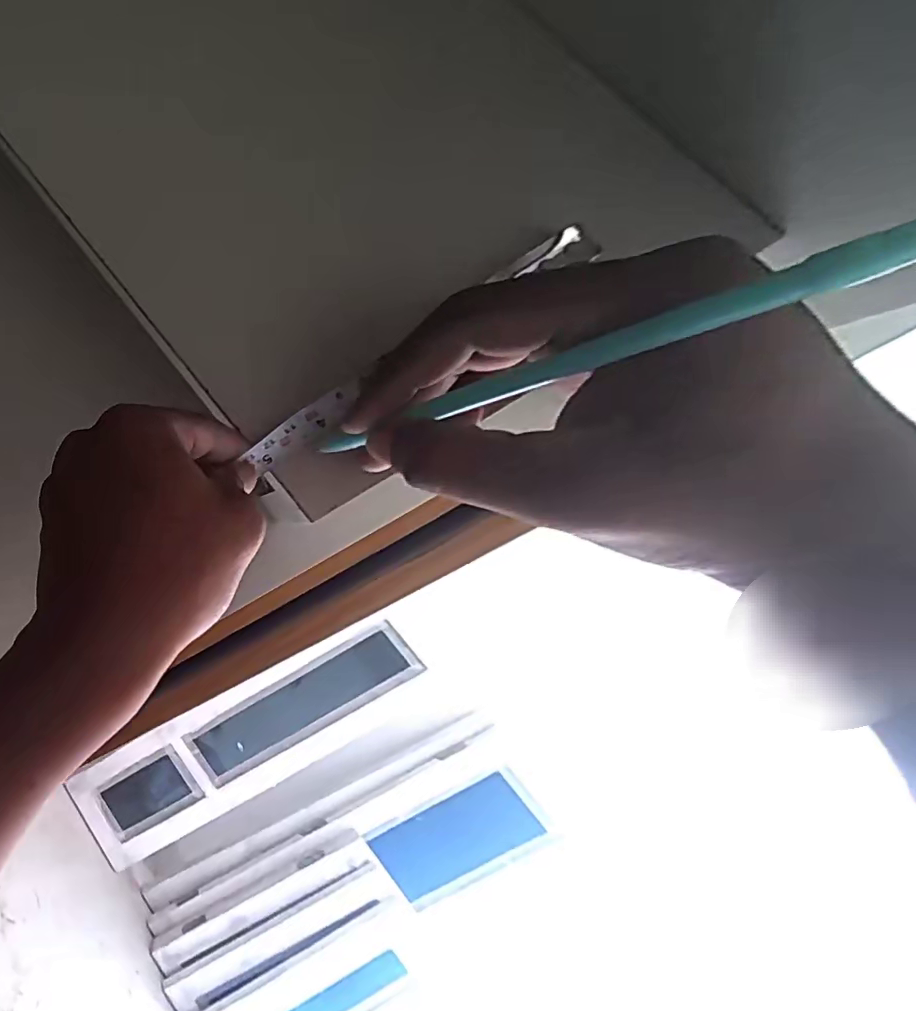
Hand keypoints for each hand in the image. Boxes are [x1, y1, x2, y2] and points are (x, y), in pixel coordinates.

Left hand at [35, 405, 265, 664]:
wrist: (104, 634)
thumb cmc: (166, 577)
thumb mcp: (238, 520)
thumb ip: (239, 485)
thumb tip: (228, 481)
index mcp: (132, 428)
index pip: (198, 430)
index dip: (230, 454)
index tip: (242, 468)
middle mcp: (87, 448)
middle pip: (155, 450)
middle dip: (188, 475)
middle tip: (218, 505)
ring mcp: (62, 484)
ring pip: (127, 481)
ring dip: (155, 499)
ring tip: (183, 540)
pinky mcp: (51, 521)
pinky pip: (102, 509)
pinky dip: (125, 521)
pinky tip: (149, 553)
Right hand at [343, 237, 915, 585]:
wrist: (847, 536)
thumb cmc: (722, 507)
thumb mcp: (571, 491)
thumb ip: (461, 463)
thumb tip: (383, 443)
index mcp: (650, 291)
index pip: (483, 319)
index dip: (404, 374)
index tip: (358, 425)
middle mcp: (652, 280)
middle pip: (491, 322)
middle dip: (418, 380)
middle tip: (371, 433)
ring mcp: (652, 306)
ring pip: (508, 338)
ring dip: (444, 387)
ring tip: (399, 434)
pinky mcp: (648, 338)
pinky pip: (540, 355)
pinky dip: (486, 393)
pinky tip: (455, 425)